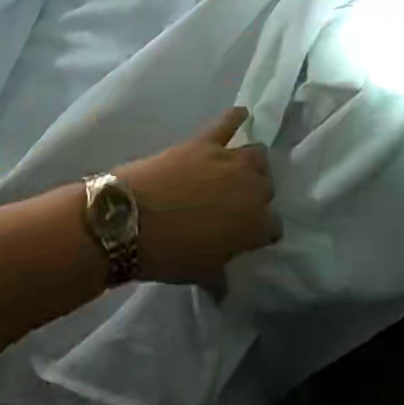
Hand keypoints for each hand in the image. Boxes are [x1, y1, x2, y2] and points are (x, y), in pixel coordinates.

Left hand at [118, 108, 280, 289]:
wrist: (129, 220)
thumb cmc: (167, 254)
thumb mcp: (199, 274)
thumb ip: (219, 277)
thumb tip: (224, 291)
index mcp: (255, 224)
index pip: (274, 225)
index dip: (262, 231)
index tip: (249, 236)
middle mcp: (251, 188)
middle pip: (267, 186)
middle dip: (257, 194)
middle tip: (238, 203)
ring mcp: (229, 160)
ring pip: (257, 154)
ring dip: (252, 163)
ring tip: (240, 169)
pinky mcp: (206, 141)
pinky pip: (228, 122)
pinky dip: (236, 117)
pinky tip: (242, 113)